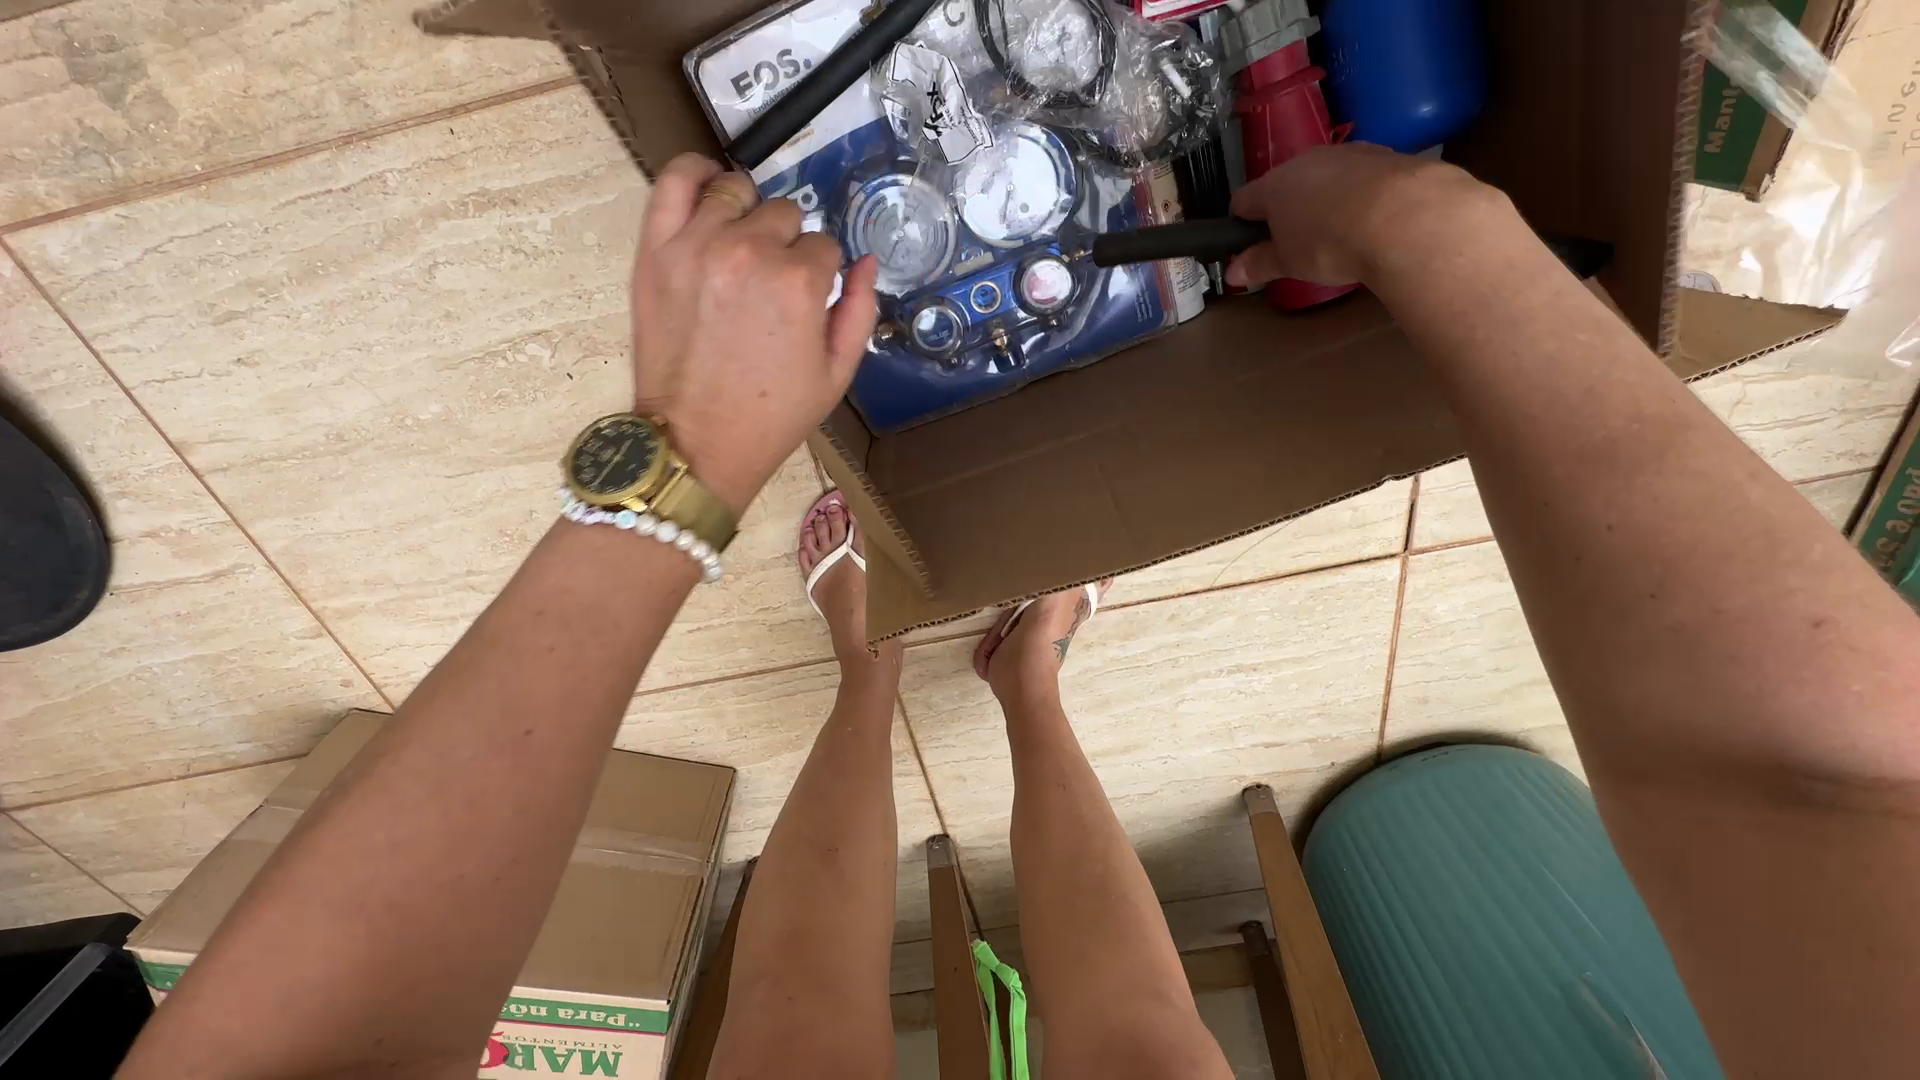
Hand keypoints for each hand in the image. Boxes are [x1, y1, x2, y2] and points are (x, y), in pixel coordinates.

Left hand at [628, 154, 879, 515]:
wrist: (697, 442)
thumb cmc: (772, 415)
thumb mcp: (837, 374)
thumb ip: (859, 310)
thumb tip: (866, 261)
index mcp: (799, 284)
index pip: (824, 247)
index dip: (822, 273)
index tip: (809, 300)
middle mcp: (750, 252)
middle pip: (784, 215)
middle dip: (789, 245)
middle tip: (775, 285)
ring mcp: (697, 245)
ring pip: (736, 191)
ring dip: (749, 211)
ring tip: (745, 242)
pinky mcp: (656, 250)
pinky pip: (674, 181)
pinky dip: (694, 173)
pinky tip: (709, 187)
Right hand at [1225, 143, 1501, 289]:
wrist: (1406, 217)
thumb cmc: (1330, 243)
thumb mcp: (1289, 263)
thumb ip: (1259, 264)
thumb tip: (1232, 272)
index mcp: (1273, 186)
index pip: (1242, 201)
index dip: (1240, 224)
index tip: (1250, 246)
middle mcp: (1306, 160)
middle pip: (1284, 185)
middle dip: (1285, 211)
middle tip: (1296, 245)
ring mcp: (1348, 153)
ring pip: (1324, 177)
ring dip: (1323, 200)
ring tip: (1338, 234)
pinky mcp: (1386, 154)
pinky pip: (1360, 176)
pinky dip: (1358, 195)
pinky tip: (1370, 221)